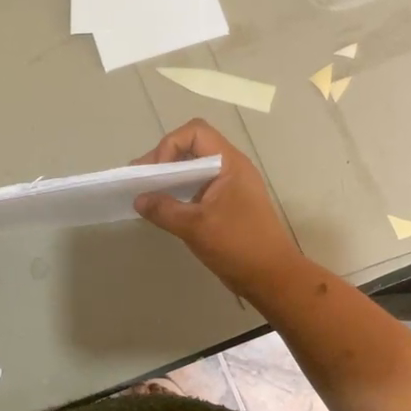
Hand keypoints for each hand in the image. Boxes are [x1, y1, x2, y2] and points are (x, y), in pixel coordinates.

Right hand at [132, 119, 299, 292]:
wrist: (272, 277)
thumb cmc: (238, 246)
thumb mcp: (194, 227)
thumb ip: (163, 210)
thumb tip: (139, 199)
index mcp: (229, 164)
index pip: (195, 132)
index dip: (170, 145)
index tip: (156, 172)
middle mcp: (231, 168)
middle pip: (192, 147)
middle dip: (163, 159)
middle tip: (141, 180)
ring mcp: (230, 186)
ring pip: (194, 168)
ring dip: (170, 176)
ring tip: (146, 193)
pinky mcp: (227, 203)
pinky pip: (198, 186)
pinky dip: (179, 191)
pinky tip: (164, 207)